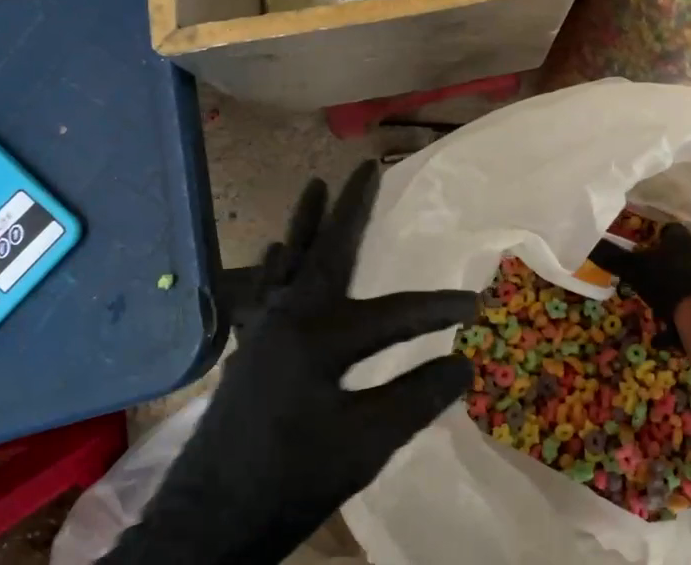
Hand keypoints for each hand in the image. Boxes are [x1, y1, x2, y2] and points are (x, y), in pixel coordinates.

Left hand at [112, 162, 476, 563]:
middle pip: (327, 251)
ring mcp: (262, 332)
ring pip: (288, 263)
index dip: (439, 308)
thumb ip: (419, 396)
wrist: (212, 522)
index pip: (397, 313)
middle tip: (364, 169)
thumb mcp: (369, 443)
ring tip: (312, 187)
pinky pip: (262, 292)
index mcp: (322, 335)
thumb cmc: (294, 478)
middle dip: (349, 209)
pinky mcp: (246, 352)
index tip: (477, 306)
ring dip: (304, 225)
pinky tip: (272, 258)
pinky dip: (274, 268)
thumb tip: (465, 363)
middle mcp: (289, 318)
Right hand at [590, 221, 690, 347]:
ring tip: (657, 301)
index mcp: (679, 238)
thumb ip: (614, 258)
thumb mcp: (634, 269)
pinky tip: (669, 323)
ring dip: (674, 284)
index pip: (667, 229)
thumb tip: (591, 246)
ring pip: (687, 274)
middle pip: (678, 252)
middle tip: (647, 275)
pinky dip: (683, 306)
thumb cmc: (665, 281)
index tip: (642, 248)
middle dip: (664, 262)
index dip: (654, 237)